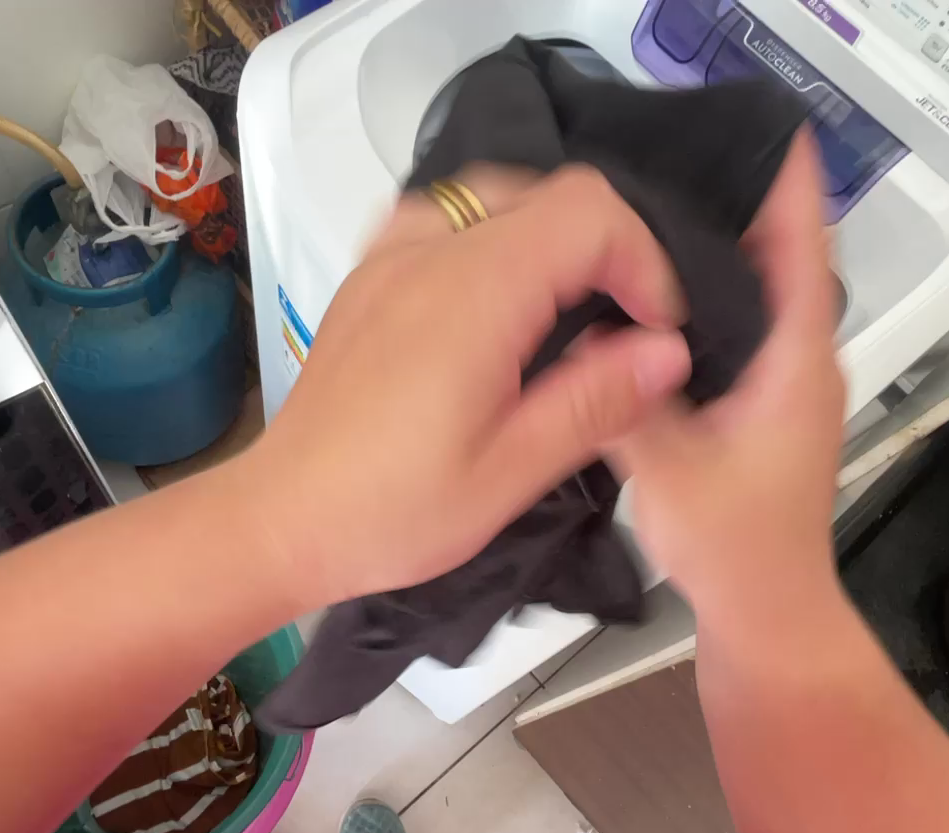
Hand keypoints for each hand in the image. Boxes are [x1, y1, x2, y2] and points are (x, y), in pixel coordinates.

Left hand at [238, 166, 693, 609]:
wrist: (281, 520)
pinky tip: (486, 297)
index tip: (655, 332)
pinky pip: (437, 220)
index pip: (589, 215)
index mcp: (474, 295)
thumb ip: (592, 403)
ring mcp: (385, 261)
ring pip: (490, 196)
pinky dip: (484, 238)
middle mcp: (426, 254)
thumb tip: (667, 352)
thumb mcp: (507, 474)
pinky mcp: (364, 283)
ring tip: (561, 309)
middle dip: (605, 249)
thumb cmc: (392, 512)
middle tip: (618, 325)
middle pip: (546, 195)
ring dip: (545, 238)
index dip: (645, 262)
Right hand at [611, 135, 848, 632]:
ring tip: (663, 229)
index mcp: (794, 367)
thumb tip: (589, 341)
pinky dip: (712, 311)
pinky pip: (741, 339)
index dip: (790, 193)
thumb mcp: (667, 465)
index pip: (803, 256)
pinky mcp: (763, 414)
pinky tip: (659, 312)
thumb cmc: (731, 544)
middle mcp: (802, 368)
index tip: (766, 140)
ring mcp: (786, 392)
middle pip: (784, 268)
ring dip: (727, 263)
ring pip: (761, 305)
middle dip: (744, 216)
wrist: (762, 606)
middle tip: (679, 180)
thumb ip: (626, 399)